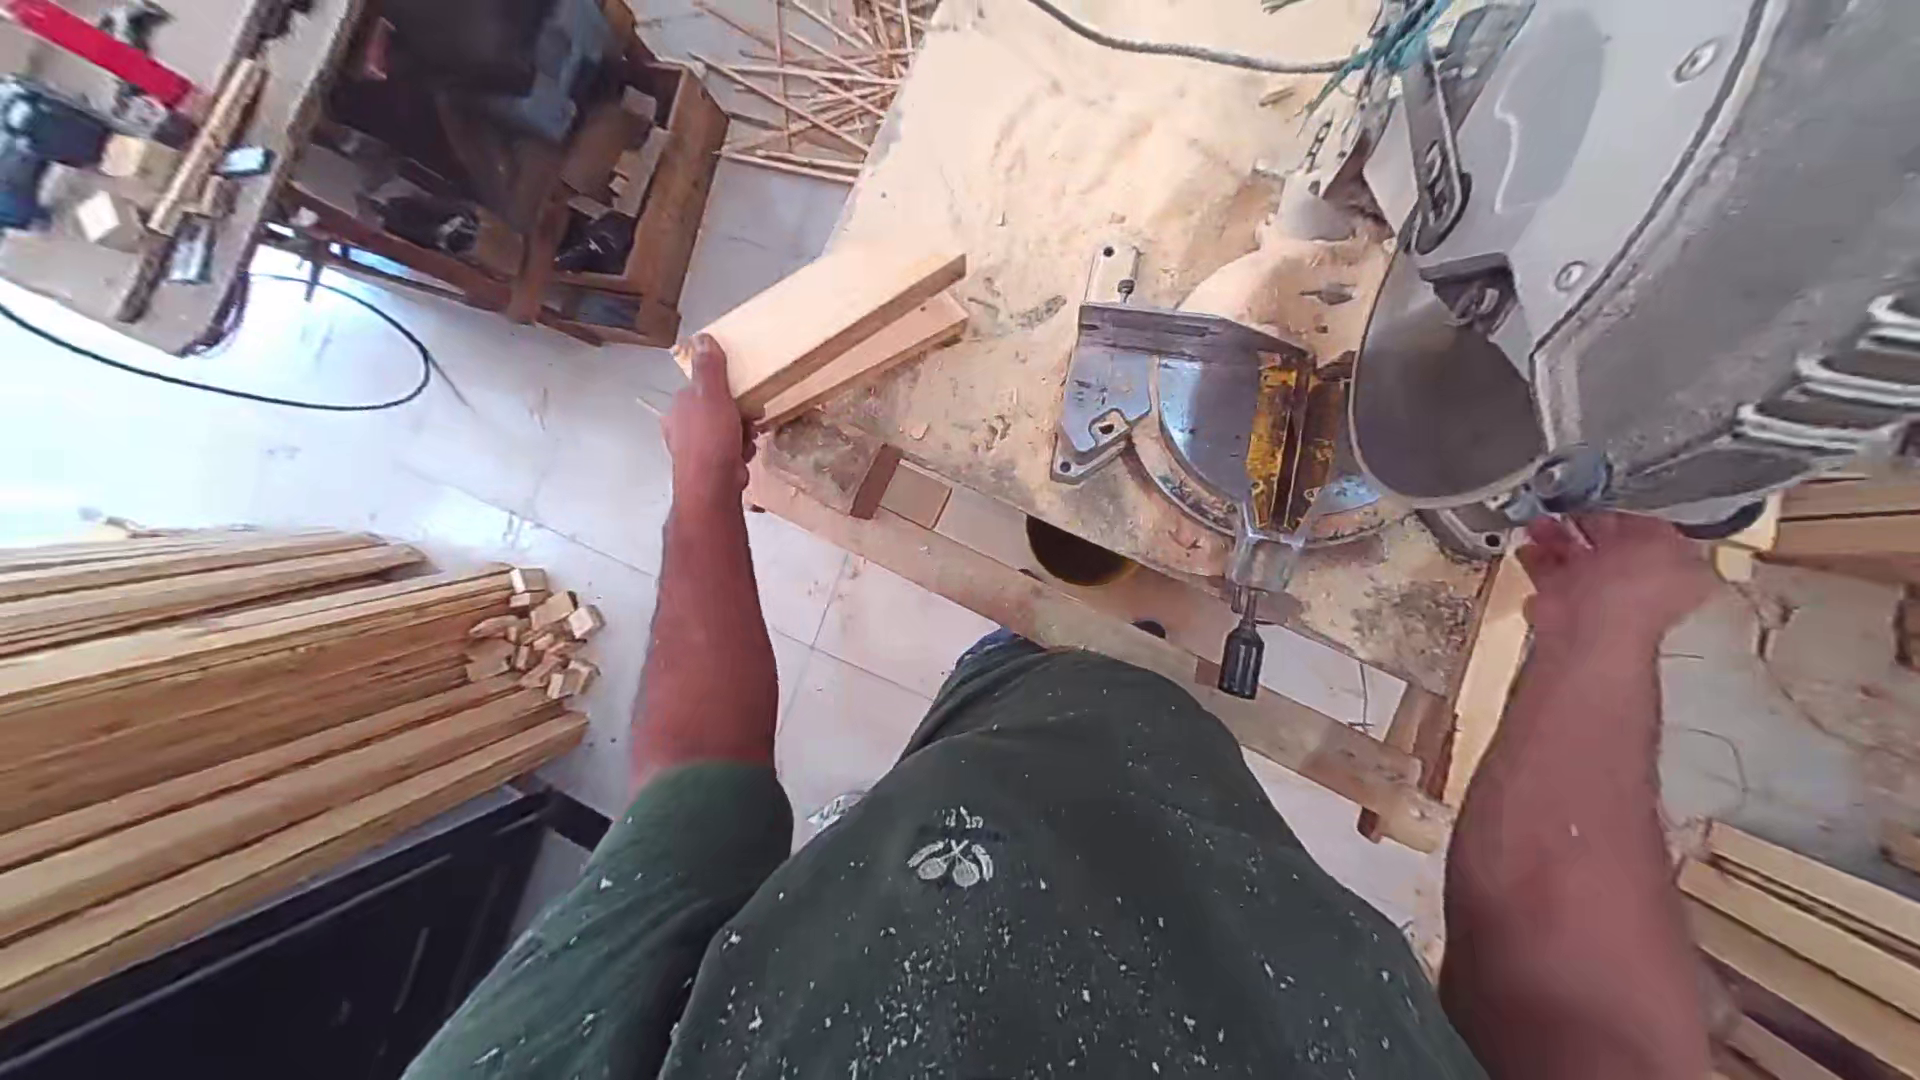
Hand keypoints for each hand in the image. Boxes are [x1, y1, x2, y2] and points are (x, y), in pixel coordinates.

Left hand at [664, 334, 753, 500]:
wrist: (712, 485)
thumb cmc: (711, 438)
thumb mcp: (712, 394)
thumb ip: (709, 367)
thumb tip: (702, 337)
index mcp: (679, 406)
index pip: (702, 388)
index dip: (725, 389)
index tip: (742, 394)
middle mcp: (681, 426)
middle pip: (715, 410)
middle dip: (737, 414)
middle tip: (751, 419)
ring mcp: (693, 449)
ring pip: (724, 431)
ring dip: (742, 433)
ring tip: (749, 439)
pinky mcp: (708, 467)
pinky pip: (728, 450)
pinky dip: (739, 450)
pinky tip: (744, 455)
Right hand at [1517, 512, 1715, 651]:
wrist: (1584, 626)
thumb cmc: (1630, 592)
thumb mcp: (1656, 540)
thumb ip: (1647, 523)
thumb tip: (1632, 516)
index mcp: (1677, 569)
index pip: (1655, 534)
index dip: (1630, 515)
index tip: (1608, 500)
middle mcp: (1639, 583)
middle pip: (1611, 545)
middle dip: (1586, 524)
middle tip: (1570, 508)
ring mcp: (1598, 593)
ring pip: (1576, 556)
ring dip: (1556, 537)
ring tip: (1541, 524)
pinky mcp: (1561, 600)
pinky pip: (1547, 572)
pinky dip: (1536, 557)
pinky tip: (1529, 546)